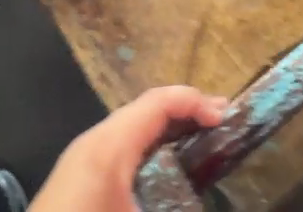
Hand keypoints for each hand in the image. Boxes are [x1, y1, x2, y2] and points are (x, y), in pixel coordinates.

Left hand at [31, 86, 228, 211]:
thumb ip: (175, 205)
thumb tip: (203, 201)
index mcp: (108, 147)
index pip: (156, 103)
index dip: (194, 101)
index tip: (225, 118)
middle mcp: (94, 142)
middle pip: (145, 109)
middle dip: (185, 113)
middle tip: (221, 126)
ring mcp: (82, 159)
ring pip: (131, 128)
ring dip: (166, 129)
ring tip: (200, 144)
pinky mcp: (77, 178)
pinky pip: (119, 148)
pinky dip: (148, 147)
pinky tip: (165, 170)